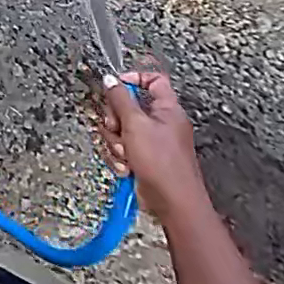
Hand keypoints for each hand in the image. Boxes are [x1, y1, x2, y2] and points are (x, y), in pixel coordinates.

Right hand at [99, 70, 208, 221]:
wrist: (173, 204)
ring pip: (120, 128)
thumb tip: (110, 79)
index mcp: (167, 108)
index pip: (153, 80)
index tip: (115, 87)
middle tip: (116, 128)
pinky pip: (121, 148)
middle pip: (128, 105)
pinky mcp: (142, 157)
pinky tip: (126, 167)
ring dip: (115, 142)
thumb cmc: (162, 164)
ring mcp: (151, 141)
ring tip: (125, 153)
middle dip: (115, 119)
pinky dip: (119, 157)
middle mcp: (160, 122)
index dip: (133, 79)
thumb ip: (120, 99)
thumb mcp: (136, 124)